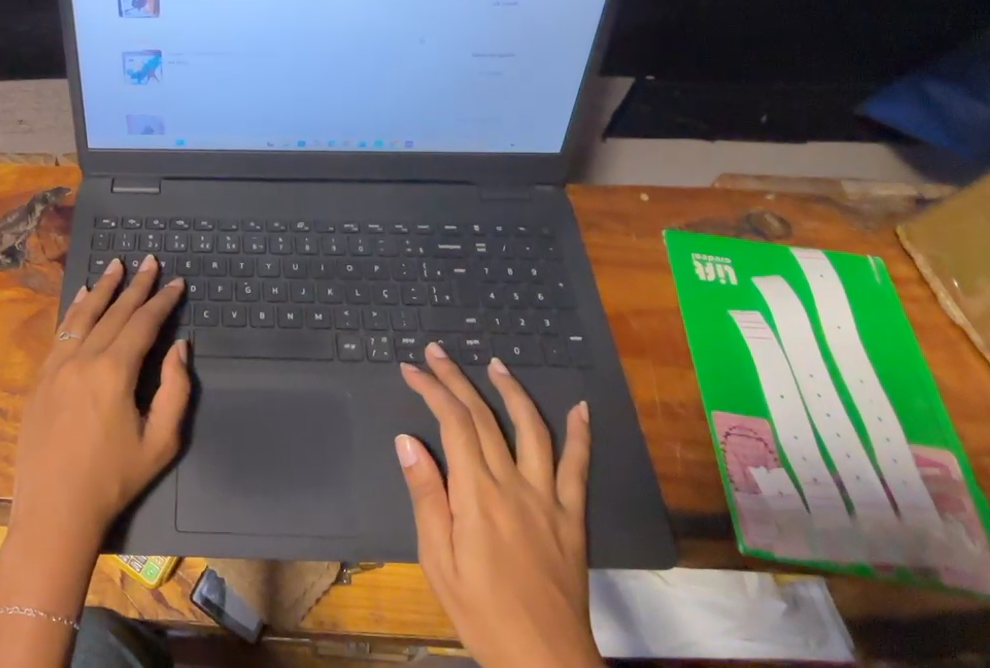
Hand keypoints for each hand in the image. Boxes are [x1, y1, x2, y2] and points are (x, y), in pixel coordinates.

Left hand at [10, 256, 189, 543]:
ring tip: (116, 265)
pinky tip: (82, 297)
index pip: (143, 323)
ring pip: (83, 316)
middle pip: (114, 313)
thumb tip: (179, 346)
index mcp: (114, 372)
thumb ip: (176, 389)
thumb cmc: (114, 480)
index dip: (162, 301)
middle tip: (149, 260)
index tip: (176, 282)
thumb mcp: (161, 441)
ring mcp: (56, 367)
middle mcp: (82, 359)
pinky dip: (75, 310)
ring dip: (103, 288)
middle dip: (135, 285)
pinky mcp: (40, 380)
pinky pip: (61, 333)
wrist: (54, 512)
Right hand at [397, 344, 598, 667]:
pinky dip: (580, 433)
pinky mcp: (572, 515)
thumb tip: (408, 441)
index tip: (412, 369)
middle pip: (484, 417)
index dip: (432, 390)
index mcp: (476, 495)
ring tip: (495, 364)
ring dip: (512, 391)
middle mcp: (514, 484)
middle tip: (437, 352)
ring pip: (532, 428)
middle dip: (457, 379)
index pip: (452, 424)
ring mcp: (548, 497)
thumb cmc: (480, 612)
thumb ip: (426, 496)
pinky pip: (578, 466)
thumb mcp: (438, 561)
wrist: (545, 657)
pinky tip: (579, 407)